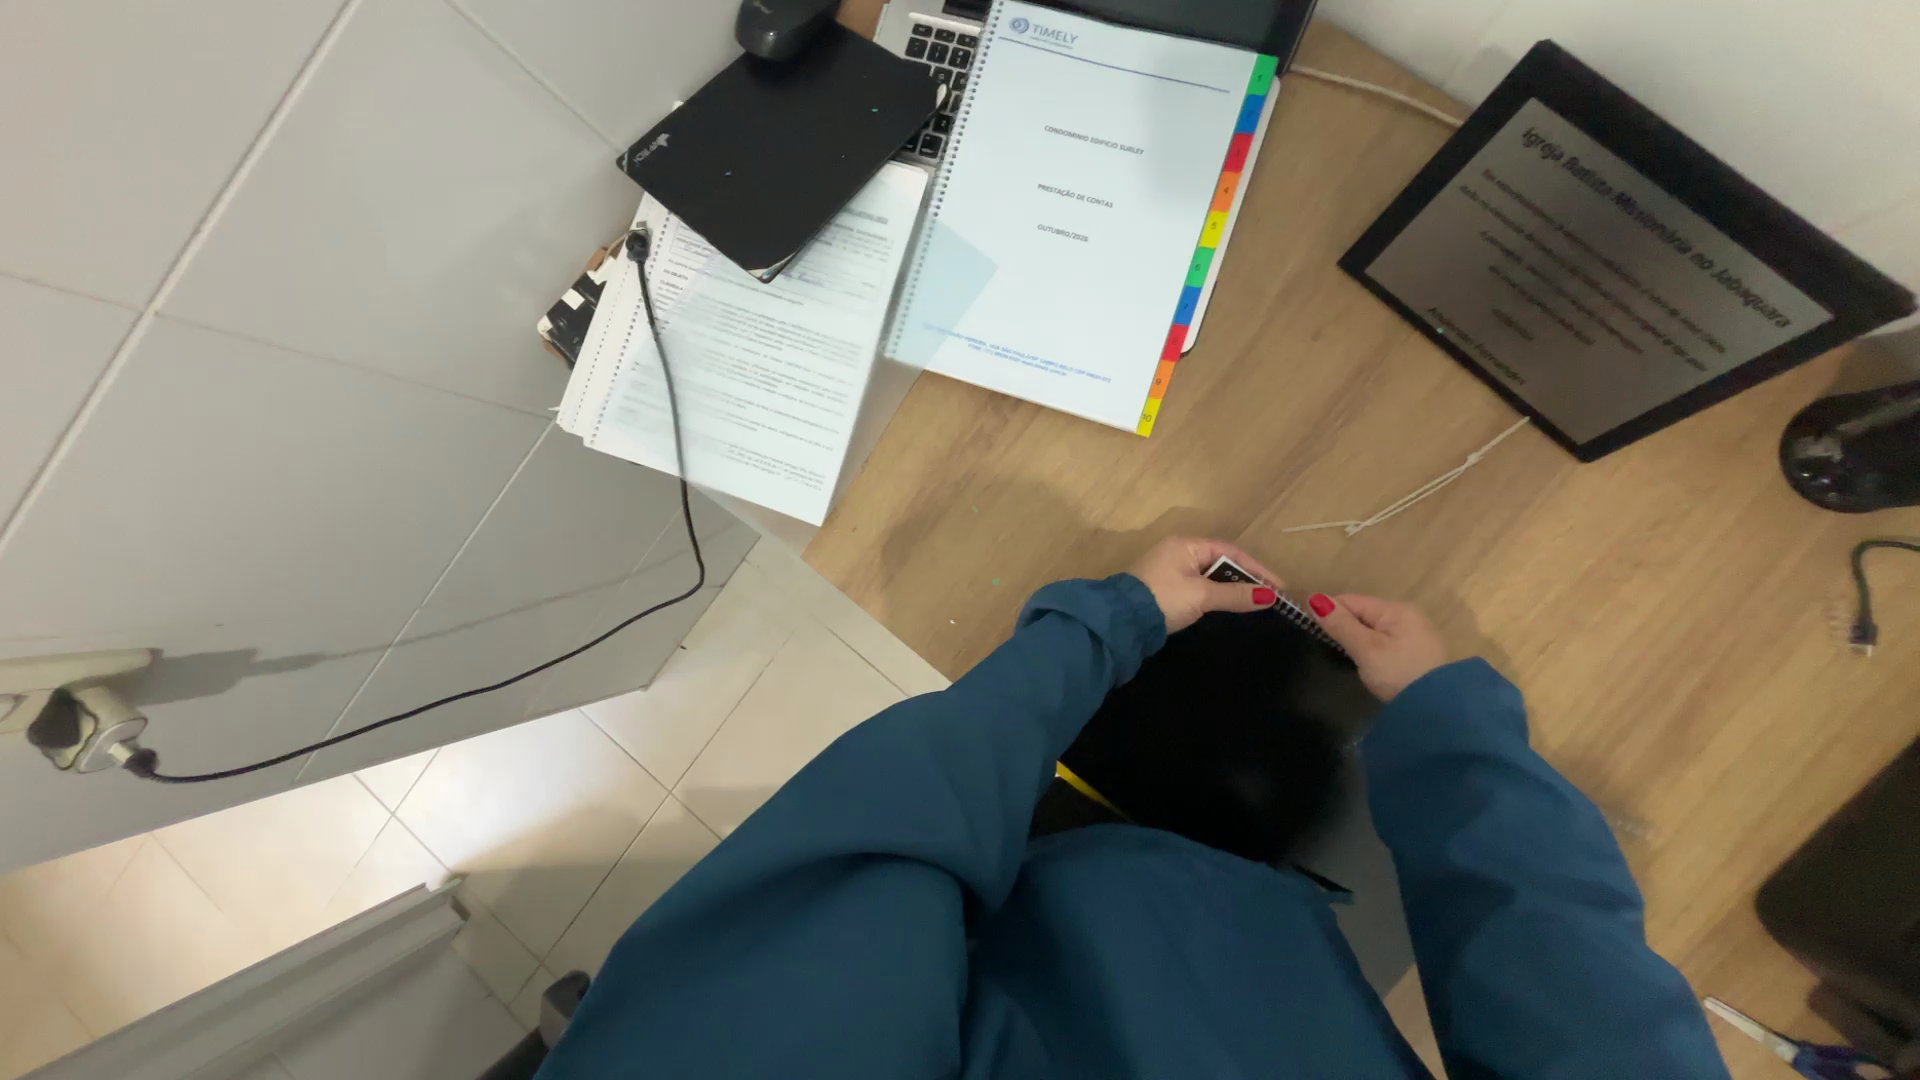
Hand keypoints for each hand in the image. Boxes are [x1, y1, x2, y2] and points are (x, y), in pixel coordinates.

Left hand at [1128, 537, 1279, 634]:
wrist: (1122, 621)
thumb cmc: (1163, 599)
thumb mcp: (1201, 595)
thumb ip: (1235, 595)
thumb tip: (1269, 597)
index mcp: (1185, 546)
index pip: (1229, 551)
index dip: (1256, 568)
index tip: (1278, 587)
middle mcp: (1177, 553)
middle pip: (1220, 562)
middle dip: (1245, 578)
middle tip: (1269, 597)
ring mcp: (1170, 572)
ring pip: (1209, 577)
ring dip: (1231, 589)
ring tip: (1254, 604)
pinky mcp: (1166, 590)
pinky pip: (1199, 588)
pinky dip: (1215, 596)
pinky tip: (1228, 607)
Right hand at [1309, 593, 1446, 701]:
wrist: (1439, 708)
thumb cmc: (1398, 673)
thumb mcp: (1365, 648)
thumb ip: (1340, 624)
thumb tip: (1314, 598)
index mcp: (1394, 609)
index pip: (1350, 600)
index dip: (1328, 613)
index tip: (1313, 631)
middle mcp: (1406, 615)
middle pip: (1362, 613)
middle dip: (1343, 627)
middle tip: (1330, 649)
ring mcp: (1414, 633)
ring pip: (1372, 628)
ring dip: (1357, 638)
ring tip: (1346, 657)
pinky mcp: (1417, 651)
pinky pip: (1385, 641)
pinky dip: (1372, 648)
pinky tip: (1369, 663)